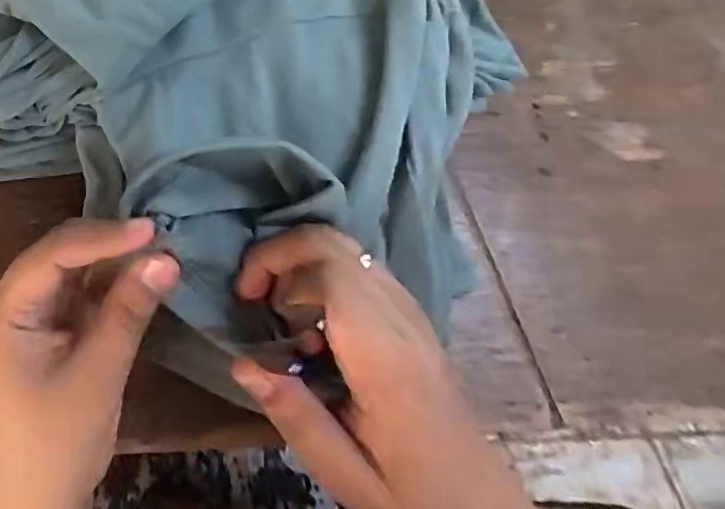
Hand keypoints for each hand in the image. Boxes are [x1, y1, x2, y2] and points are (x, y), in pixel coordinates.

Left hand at [0, 219, 179, 508]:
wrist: (37, 499)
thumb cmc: (56, 442)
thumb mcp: (97, 377)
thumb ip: (128, 313)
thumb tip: (166, 258)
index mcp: (9, 304)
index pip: (57, 252)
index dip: (104, 236)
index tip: (150, 229)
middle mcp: (20, 294)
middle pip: (67, 250)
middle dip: (112, 240)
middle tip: (162, 233)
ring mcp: (40, 306)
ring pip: (81, 263)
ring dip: (118, 256)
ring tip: (162, 245)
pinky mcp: (60, 321)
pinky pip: (90, 287)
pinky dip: (118, 279)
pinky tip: (147, 270)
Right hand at [229, 226, 532, 508]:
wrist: (482, 505)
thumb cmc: (412, 494)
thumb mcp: (347, 475)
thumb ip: (295, 416)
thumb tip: (242, 362)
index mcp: (382, 355)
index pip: (328, 269)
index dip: (276, 265)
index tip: (247, 302)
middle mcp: (399, 316)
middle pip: (332, 241)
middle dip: (279, 252)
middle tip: (253, 295)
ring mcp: (409, 309)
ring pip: (345, 246)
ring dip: (299, 260)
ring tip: (278, 308)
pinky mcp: (411, 313)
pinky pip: (357, 265)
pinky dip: (320, 270)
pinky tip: (311, 318)